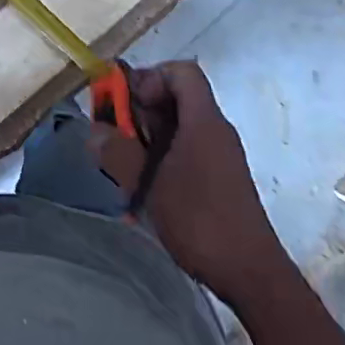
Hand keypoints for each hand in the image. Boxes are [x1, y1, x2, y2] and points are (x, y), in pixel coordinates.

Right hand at [90, 60, 288, 301]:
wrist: (250, 271)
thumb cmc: (200, 219)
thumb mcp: (150, 185)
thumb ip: (120, 154)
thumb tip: (95, 134)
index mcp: (203, 119)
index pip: (182, 72)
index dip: (152, 77)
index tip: (128, 103)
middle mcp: (214, 128)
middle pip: (177, 98)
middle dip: (142, 110)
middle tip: (115, 133)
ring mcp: (219, 153)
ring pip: (179, 126)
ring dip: (149, 137)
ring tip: (124, 162)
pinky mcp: (219, 177)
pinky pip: (186, 149)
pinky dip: (162, 157)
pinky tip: (145, 186)